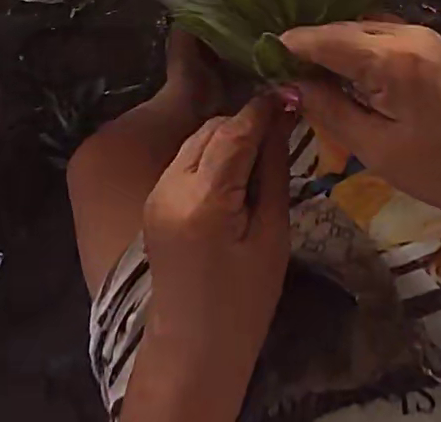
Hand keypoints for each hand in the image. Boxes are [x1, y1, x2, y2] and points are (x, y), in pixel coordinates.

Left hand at [125, 96, 292, 421]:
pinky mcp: (153, 197)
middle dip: (244, 121)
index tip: (287, 92)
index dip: (261, 109)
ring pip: (195, 139)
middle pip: (210, 130)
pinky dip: (209, 153)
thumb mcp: (272, 237)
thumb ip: (273, 172)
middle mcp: (170, 186)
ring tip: (260, 146)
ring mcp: (156, 191)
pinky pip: (184, 159)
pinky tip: (233, 168)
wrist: (193, 348)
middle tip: (280, 123)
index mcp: (203, 201)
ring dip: (225, 134)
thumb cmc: (245, 302)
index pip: (233, 133)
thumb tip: (282, 121)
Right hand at [281, 21, 440, 227]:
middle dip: (305, 46)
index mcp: (392, 58)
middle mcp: (404, 33)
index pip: (322, 39)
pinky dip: (349, 49)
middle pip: (337, 28)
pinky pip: (373, 35)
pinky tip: (335, 71)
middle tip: (274, 72)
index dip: (287, 48)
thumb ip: (327, 109)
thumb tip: (286, 85)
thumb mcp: (378, 149)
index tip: (257, 60)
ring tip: (298, 73)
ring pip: (354, 29)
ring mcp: (418, 34)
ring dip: (327, 47)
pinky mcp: (425, 43)